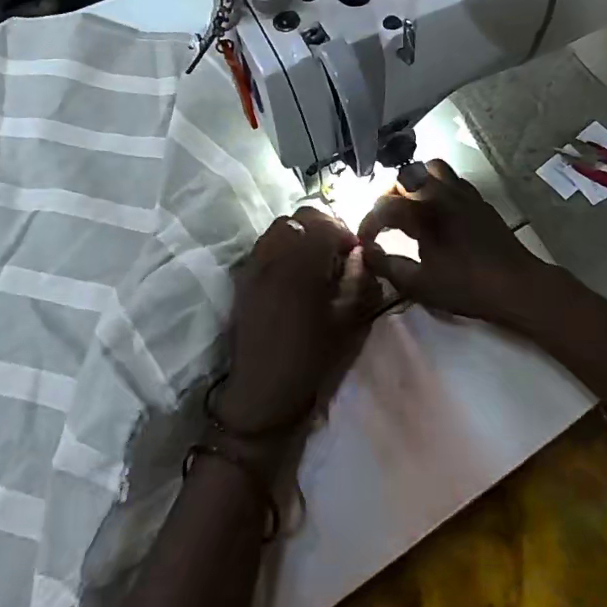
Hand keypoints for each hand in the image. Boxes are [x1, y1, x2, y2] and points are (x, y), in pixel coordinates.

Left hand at [218, 207, 375, 435]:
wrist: (263, 387)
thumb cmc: (312, 358)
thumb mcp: (350, 322)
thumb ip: (361, 281)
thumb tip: (363, 256)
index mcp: (303, 264)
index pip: (327, 225)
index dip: (346, 233)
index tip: (356, 251)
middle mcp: (275, 254)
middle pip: (302, 218)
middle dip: (324, 227)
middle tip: (338, 250)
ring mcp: (255, 262)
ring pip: (281, 227)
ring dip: (302, 234)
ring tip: (315, 258)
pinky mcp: (244, 274)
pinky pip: (266, 243)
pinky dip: (283, 245)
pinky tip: (293, 270)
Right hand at [357, 160, 546, 324]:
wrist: (517, 286)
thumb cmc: (466, 287)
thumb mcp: (419, 285)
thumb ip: (386, 266)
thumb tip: (365, 252)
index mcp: (422, 214)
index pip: (382, 207)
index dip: (368, 224)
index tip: (365, 242)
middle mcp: (439, 194)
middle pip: (402, 178)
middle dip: (387, 198)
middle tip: (384, 222)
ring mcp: (461, 192)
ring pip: (429, 168)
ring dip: (414, 181)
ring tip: (410, 204)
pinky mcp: (478, 198)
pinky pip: (451, 179)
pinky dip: (437, 186)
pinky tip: (438, 209)